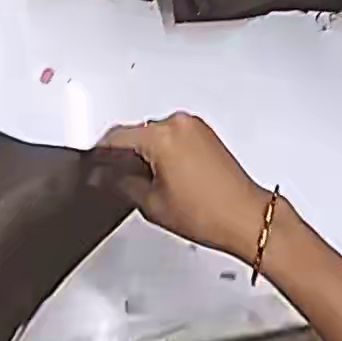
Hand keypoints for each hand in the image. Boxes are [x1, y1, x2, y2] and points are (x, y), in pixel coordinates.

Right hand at [99, 113, 275, 264]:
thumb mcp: (152, 204)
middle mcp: (177, 123)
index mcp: (160, 136)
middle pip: (137, 132)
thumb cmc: (209, 213)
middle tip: (123, 180)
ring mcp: (193, 125)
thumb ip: (123, 183)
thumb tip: (107, 176)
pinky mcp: (205, 131)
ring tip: (154, 183)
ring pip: (156, 133)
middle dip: (127, 154)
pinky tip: (171, 175)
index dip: (101, 152)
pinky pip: (174, 134)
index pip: (116, 136)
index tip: (95, 161)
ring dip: (149, 151)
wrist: (247, 218)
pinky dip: (167, 149)